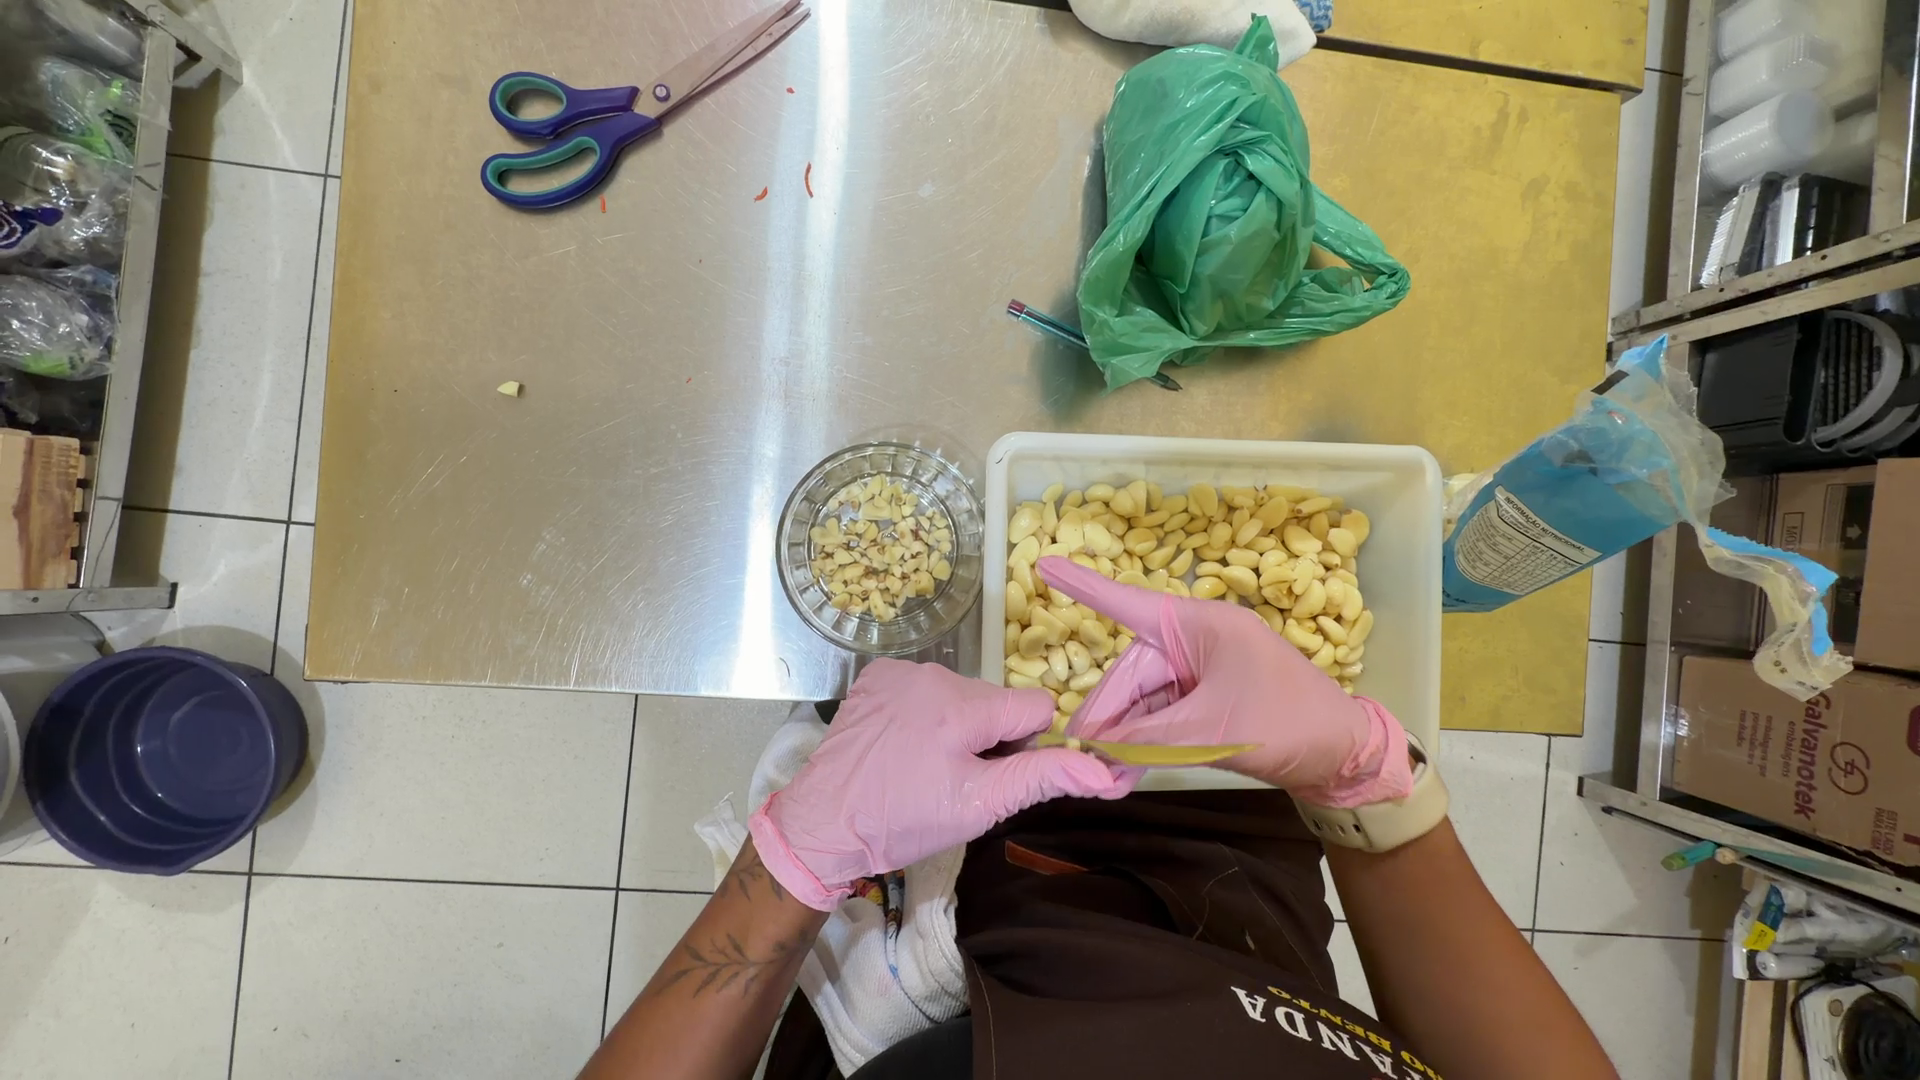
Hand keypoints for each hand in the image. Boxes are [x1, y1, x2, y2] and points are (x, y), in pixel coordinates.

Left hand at [747, 659, 1127, 910]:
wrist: (821, 823)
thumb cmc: (904, 820)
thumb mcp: (979, 805)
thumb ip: (1042, 777)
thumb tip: (1106, 771)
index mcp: (965, 702)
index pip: (1036, 705)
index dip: (1026, 744)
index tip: (993, 773)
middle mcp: (935, 672)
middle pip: (996, 699)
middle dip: (989, 735)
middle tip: (954, 777)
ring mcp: (900, 670)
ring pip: (961, 693)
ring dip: (957, 724)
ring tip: (923, 764)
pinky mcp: (876, 676)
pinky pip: (924, 687)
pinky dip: (924, 712)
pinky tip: (901, 744)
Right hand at [1038, 556, 1410, 805]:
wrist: (1346, 757)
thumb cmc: (1289, 724)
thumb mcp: (1215, 730)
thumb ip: (1149, 738)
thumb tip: (1096, 748)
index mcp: (1199, 625)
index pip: (1130, 603)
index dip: (1084, 587)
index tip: (1043, 566)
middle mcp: (1193, 639)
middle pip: (1131, 671)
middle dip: (1110, 714)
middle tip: (1085, 754)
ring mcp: (1199, 669)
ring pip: (1142, 698)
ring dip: (1125, 735)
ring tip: (1107, 773)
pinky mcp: (1205, 696)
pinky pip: (1161, 713)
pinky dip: (1145, 741)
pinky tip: (1127, 769)